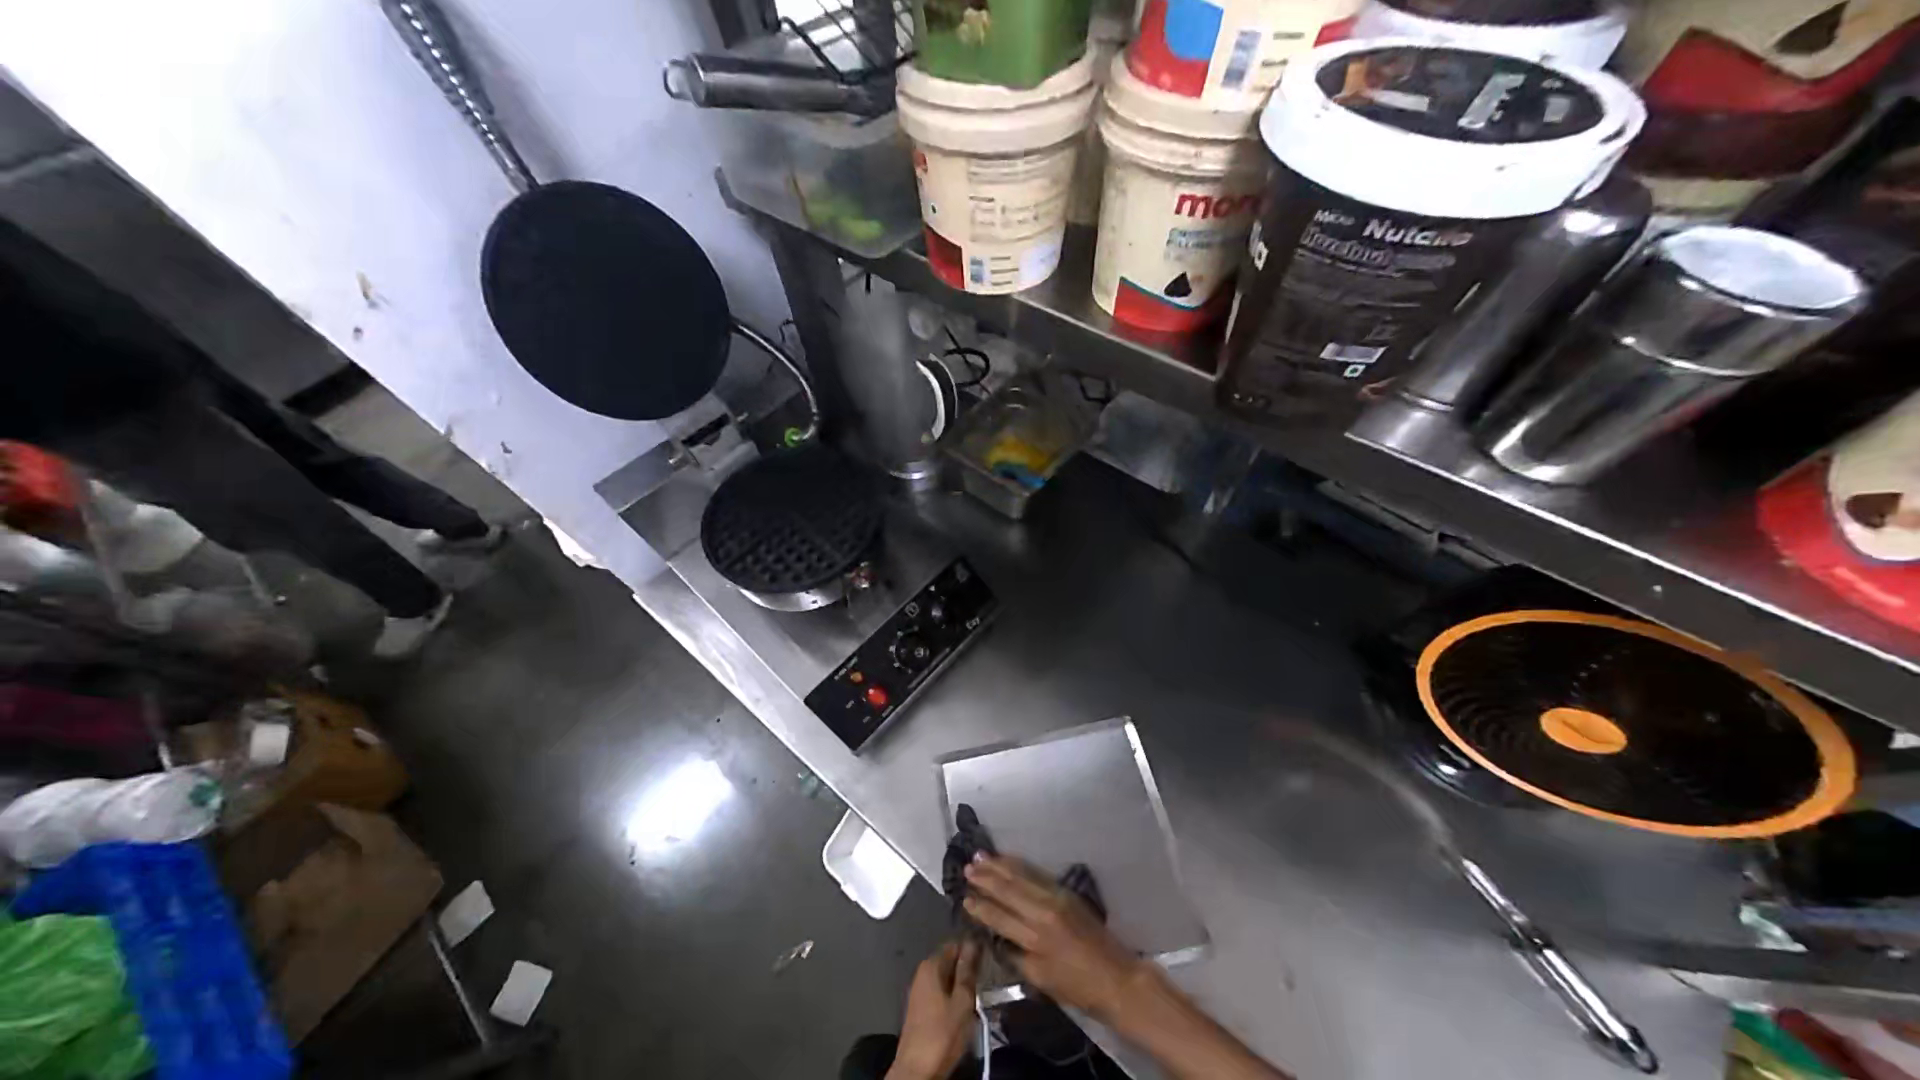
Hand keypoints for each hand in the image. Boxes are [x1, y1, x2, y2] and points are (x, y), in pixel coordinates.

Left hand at [888, 939, 981, 1079]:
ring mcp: (920, 989)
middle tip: (986, 978)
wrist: (917, 1070)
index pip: (956, 944)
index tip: (989, 957)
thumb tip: (973, 942)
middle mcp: (922, 971)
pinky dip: (953, 994)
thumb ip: (967, 970)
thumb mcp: (962, 1001)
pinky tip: (964, 1006)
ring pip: (946, 977)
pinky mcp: (921, 1006)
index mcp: (931, 965)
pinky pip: (941, 990)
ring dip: (961, 983)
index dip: (973, 948)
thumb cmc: (942, 1034)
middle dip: (968, 967)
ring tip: (978, 993)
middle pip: (950, 960)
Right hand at [963, 854, 1143, 1019]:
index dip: (981, 907)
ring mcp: (1057, 899)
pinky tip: (1008, 860)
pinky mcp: (1067, 893)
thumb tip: (998, 939)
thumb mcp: (1041, 980)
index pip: (1000, 918)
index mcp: (1035, 940)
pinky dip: (1020, 866)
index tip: (964, 898)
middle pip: (1008, 891)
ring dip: (1000, 866)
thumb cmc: (1078, 988)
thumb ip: (1017, 957)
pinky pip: (1038, 874)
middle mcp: (1043, 913)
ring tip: (980, 856)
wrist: (1118, 978)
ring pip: (1022, 877)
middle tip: (966, 869)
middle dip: (986, 879)